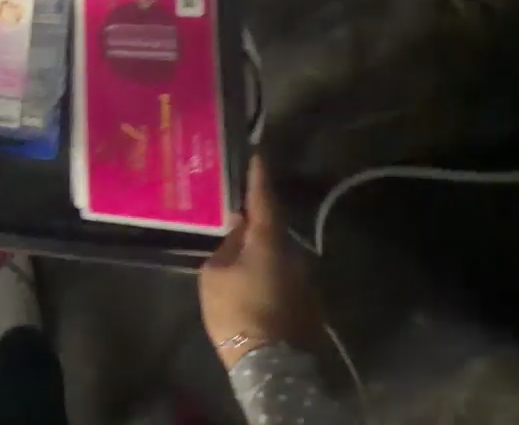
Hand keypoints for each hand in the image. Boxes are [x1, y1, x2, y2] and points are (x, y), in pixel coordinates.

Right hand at [199, 156, 317, 367]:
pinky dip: (265, 262)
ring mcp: (302, 278)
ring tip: (235, 235)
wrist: (270, 368)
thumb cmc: (236, 310)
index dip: (258, 173)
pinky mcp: (304, 300)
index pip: (264, 197)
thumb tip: (235, 223)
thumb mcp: (214, 271)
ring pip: (277, 248)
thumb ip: (226, 242)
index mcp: (268, 240)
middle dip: (254, 210)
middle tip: (231, 198)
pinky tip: (248, 268)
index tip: (254, 150)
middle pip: (272, 223)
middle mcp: (292, 253)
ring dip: (259, 240)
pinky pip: (280, 270)